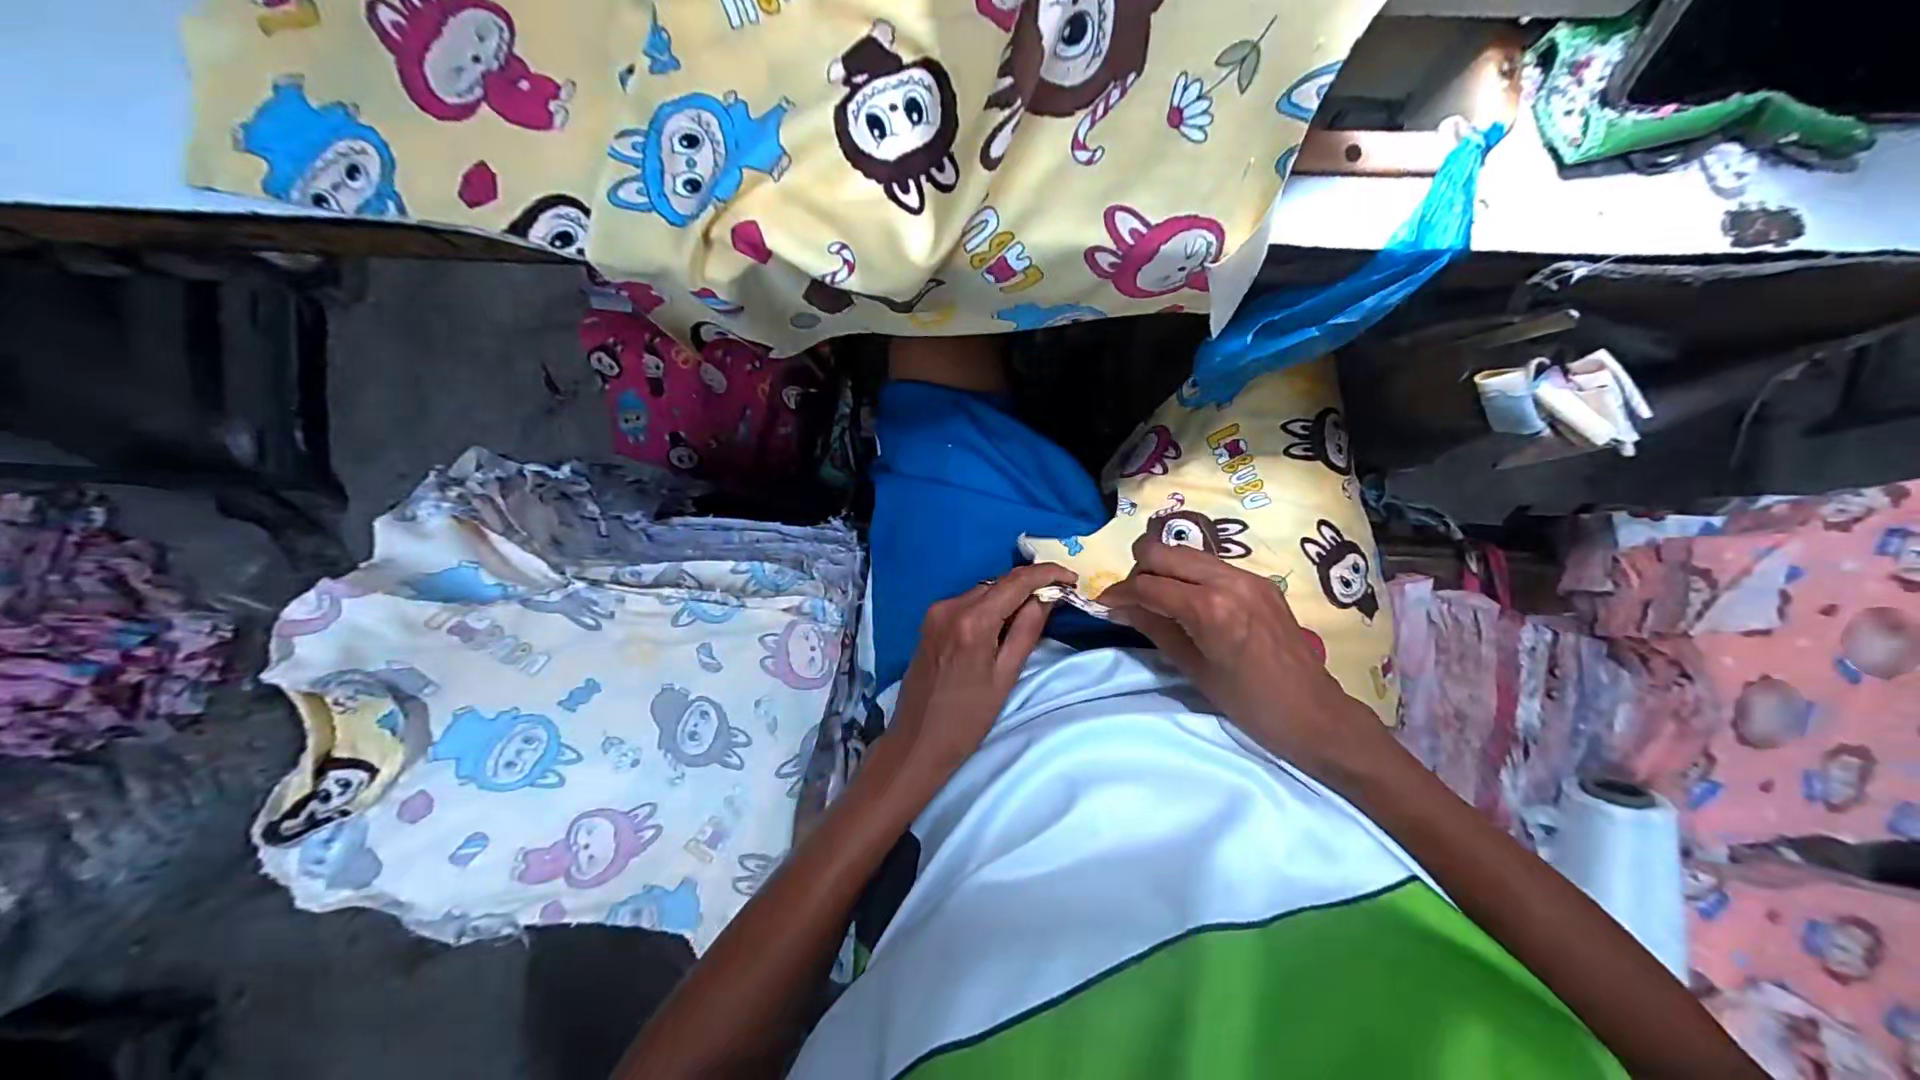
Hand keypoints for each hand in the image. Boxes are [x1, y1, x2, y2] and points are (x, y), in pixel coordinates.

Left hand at [883, 563, 1076, 784]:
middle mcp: (950, 607)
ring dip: (1009, 596)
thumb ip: (1027, 630)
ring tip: (1033, 612)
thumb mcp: (1006, 675)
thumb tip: (1047, 597)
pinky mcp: (928, 621)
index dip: (1047, 574)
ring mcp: (935, 612)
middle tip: (1058, 597)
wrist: (917, 740)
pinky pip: (967, 602)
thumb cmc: (967, 718)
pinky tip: (1002, 623)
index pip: (1015, 581)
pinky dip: (988, 606)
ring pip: (983, 591)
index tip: (1071, 578)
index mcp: (972, 621)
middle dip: (1029, 585)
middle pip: (998, 583)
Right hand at [1099, 533, 1393, 784]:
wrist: (1314, 713)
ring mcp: (1248, 576)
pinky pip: (1210, 564)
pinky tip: (1189, 601)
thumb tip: (1118, 607)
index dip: (1119, 593)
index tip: (1104, 604)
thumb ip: (1154, 628)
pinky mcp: (1259, 580)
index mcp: (1210, 608)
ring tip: (1158, 600)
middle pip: (1163, 551)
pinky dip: (1189, 575)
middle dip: (1139, 571)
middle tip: (1133, 600)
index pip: (1148, 585)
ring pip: (1186, 552)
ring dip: (1164, 569)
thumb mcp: (1193, 668)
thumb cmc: (1249, 703)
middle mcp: (1229, 581)